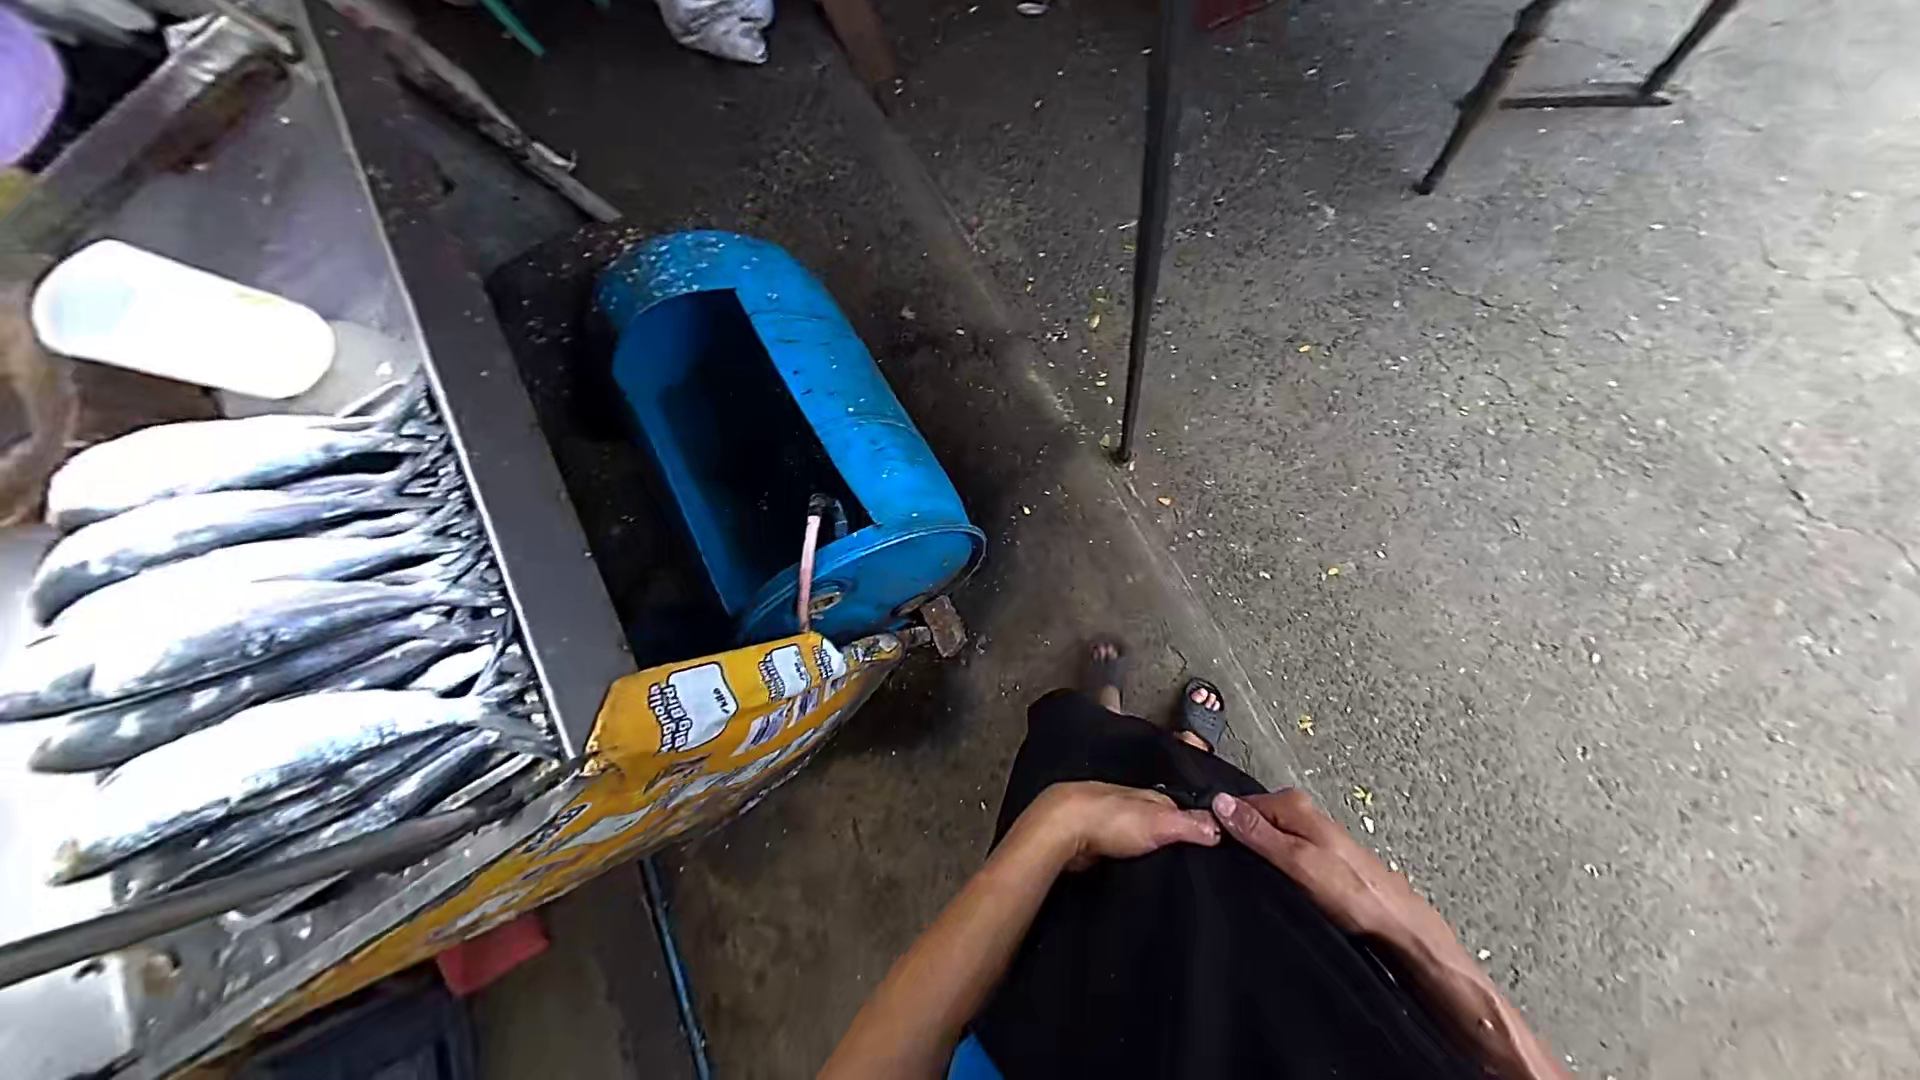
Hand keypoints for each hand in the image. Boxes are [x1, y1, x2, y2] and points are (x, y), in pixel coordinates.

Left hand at [1010, 781, 1220, 871]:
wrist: (1061, 829)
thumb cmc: (1106, 819)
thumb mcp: (1158, 821)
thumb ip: (1189, 823)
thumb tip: (1219, 825)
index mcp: (1148, 796)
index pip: (1181, 807)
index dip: (1197, 822)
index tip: (1215, 838)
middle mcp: (1129, 804)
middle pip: (1158, 820)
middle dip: (1172, 835)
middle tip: (1194, 859)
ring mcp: (1110, 821)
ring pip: (1137, 834)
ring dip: (1149, 847)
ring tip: (1168, 867)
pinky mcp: (1094, 841)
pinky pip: (1120, 849)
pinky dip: (1129, 857)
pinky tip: (1136, 868)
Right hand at [1211, 789, 1457, 951]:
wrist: (1399, 929)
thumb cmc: (1353, 895)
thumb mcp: (1296, 861)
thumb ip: (1256, 831)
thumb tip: (1220, 802)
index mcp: (1292, 803)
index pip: (1236, 804)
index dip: (1221, 826)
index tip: (1212, 847)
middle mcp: (1300, 811)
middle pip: (1249, 819)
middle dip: (1238, 841)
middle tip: (1237, 867)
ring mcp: (1308, 832)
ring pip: (1263, 837)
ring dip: (1254, 855)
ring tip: (1256, 877)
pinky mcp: (1313, 854)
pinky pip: (1277, 851)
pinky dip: (1270, 865)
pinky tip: (1274, 882)